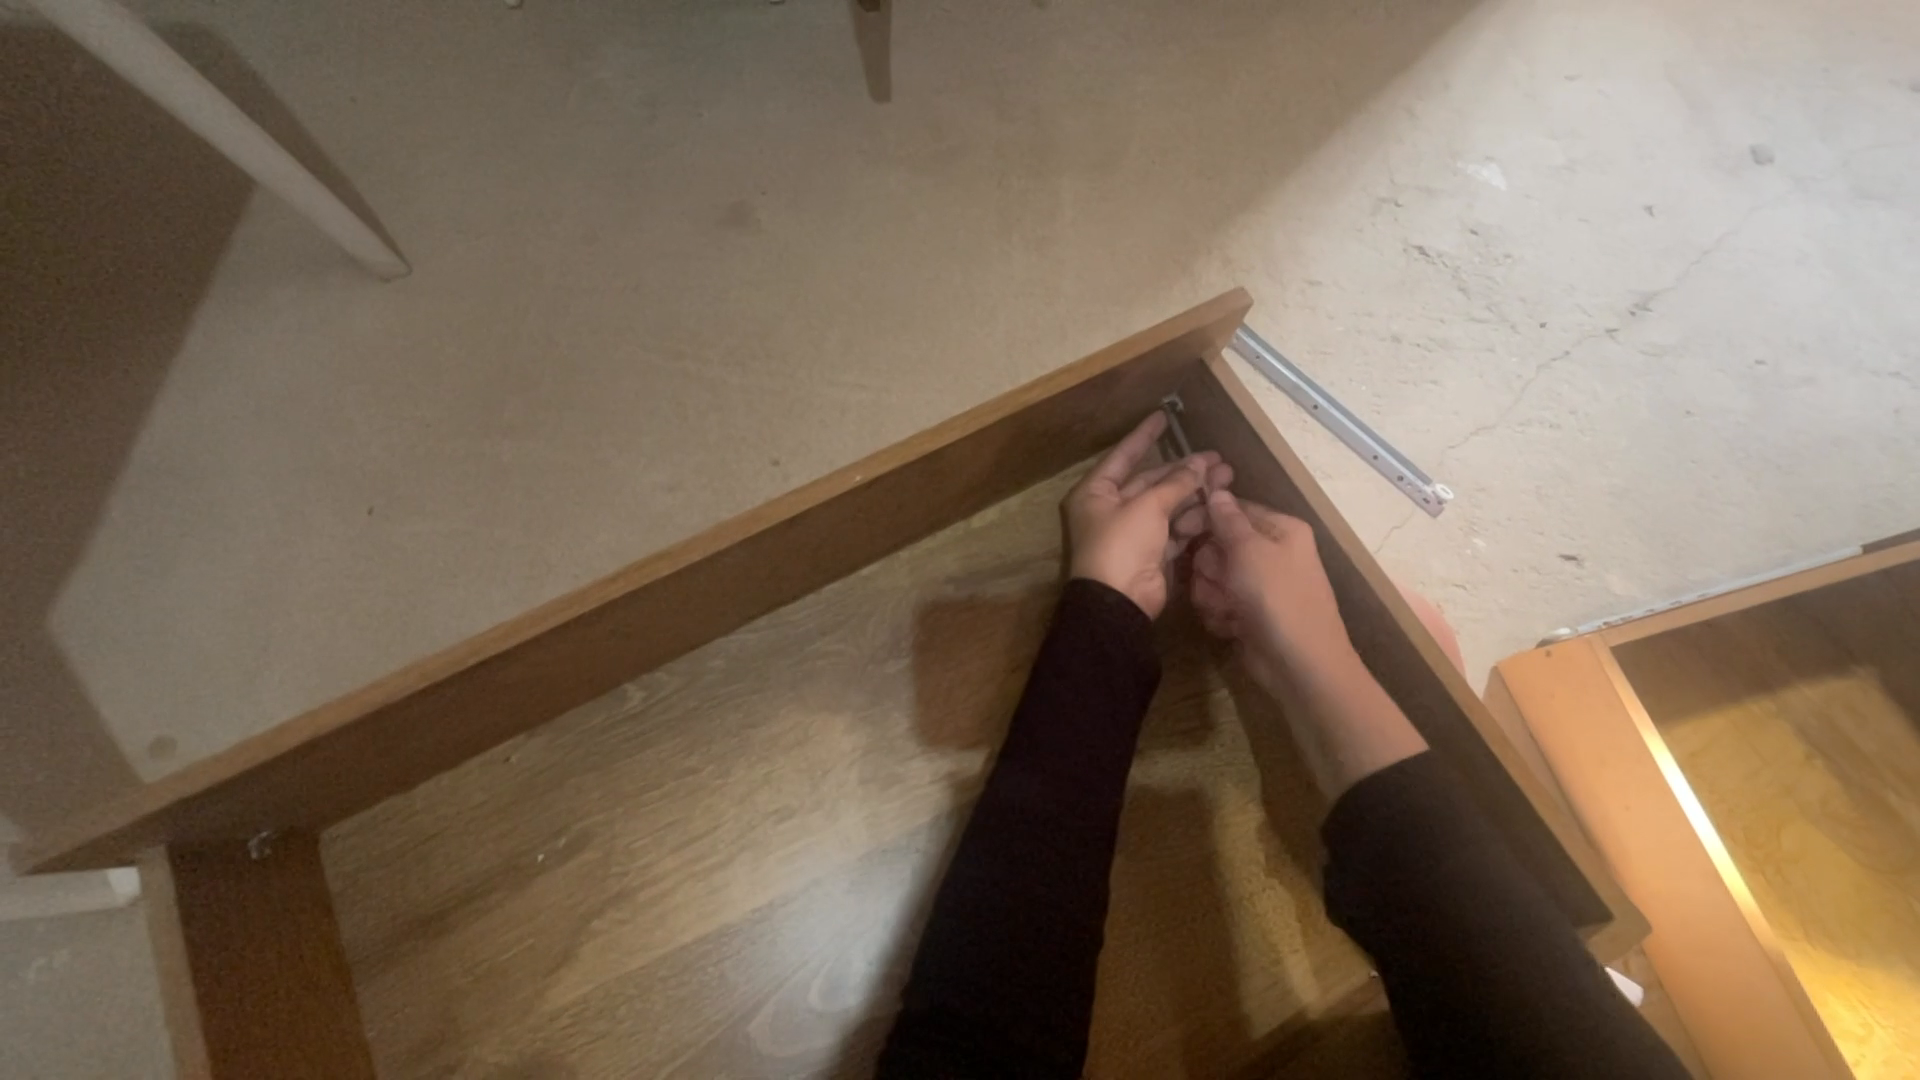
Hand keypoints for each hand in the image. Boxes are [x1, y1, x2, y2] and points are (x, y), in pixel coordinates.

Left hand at [1064, 412, 1233, 617]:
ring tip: (1226, 479)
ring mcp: (1131, 533)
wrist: (1119, 602)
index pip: (1123, 456)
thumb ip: (1175, 483)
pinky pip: (1173, 529)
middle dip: (1184, 470)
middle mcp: (1110, 509)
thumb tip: (1200, 463)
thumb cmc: (1122, 545)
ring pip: (1166, 505)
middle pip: (1150, 481)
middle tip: (1218, 459)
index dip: (1144, 436)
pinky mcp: (1150, 553)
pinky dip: (1191, 519)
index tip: (1163, 416)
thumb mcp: (1147, 507)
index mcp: (1096, 492)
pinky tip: (1216, 507)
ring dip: (1194, 494)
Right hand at [1189, 491, 1358, 690]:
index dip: (1204, 519)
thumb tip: (1216, 489)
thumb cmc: (1277, 597)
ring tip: (1228, 609)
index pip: (1232, 510)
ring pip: (1211, 577)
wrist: (1298, 663)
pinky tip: (1232, 626)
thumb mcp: (1250, 550)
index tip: (1180, 529)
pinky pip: (1216, 603)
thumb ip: (1227, 519)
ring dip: (1212, 594)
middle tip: (1221, 582)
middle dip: (1210, 567)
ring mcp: (1257, 585)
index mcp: (1280, 530)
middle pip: (1215, 546)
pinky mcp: (1246, 612)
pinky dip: (1220, 615)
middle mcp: (1270, 553)